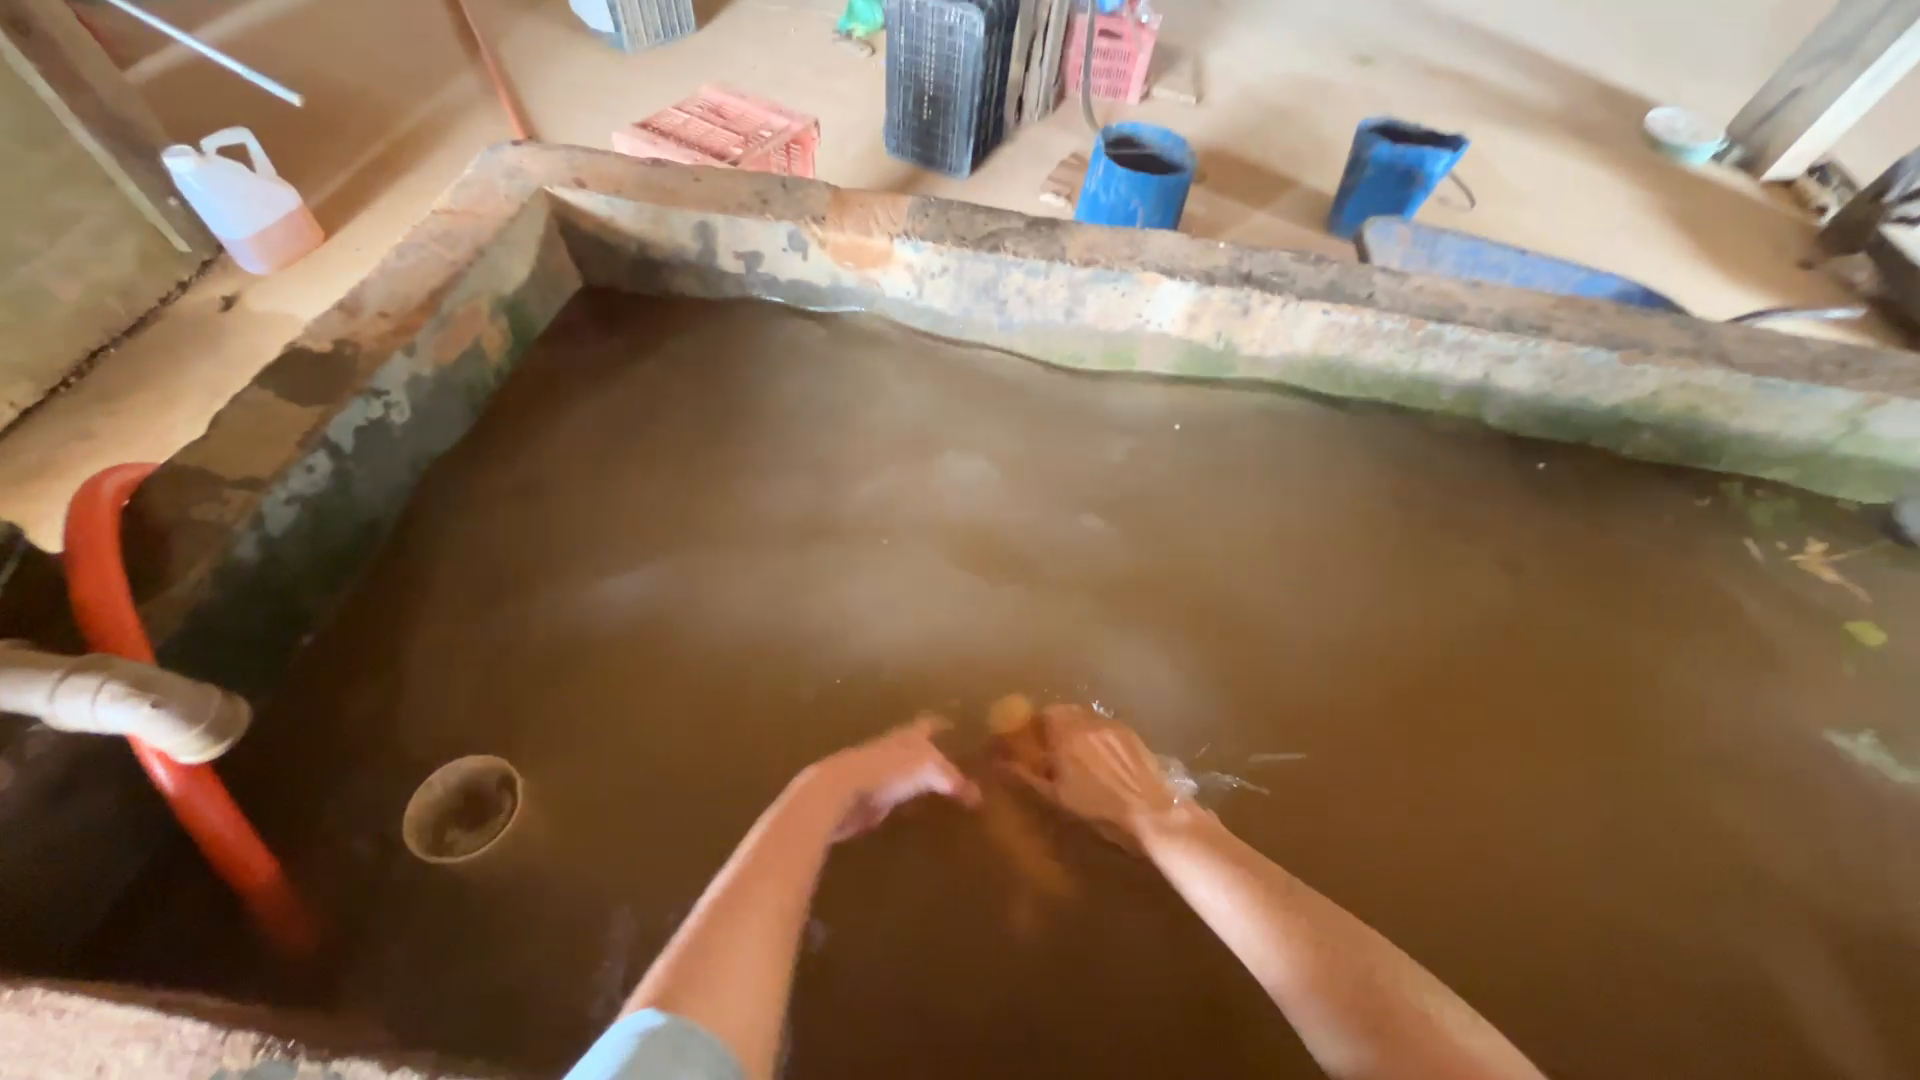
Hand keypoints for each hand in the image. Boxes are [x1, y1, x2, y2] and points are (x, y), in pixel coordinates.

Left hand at [805, 715, 981, 839]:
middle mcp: (895, 749)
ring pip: (910, 774)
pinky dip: (913, 804)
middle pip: (920, 748)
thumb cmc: (886, 770)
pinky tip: (925, 812)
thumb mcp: (929, 769)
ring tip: (949, 791)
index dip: (945, 724)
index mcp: (908, 735)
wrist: (840, 792)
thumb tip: (977, 797)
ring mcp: (882, 774)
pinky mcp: (873, 800)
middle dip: (938, 753)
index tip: (961, 727)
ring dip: (925, 780)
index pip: (931, 723)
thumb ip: (954, 779)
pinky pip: (900, 800)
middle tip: (963, 765)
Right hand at [999, 704, 1192, 845]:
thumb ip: (1026, 775)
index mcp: (1067, 733)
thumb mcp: (1056, 796)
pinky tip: (1102, 761)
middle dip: (1054, 726)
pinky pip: (1105, 728)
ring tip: (1078, 756)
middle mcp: (1089, 721)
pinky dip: (1096, 737)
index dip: (1034, 726)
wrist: (1152, 813)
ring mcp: (1113, 726)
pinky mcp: (1132, 735)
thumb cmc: (1099, 809)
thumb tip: (999, 764)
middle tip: (1052, 750)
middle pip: (1065, 712)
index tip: (1029, 742)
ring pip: (1086, 719)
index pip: (1043, 713)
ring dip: (1076, 730)